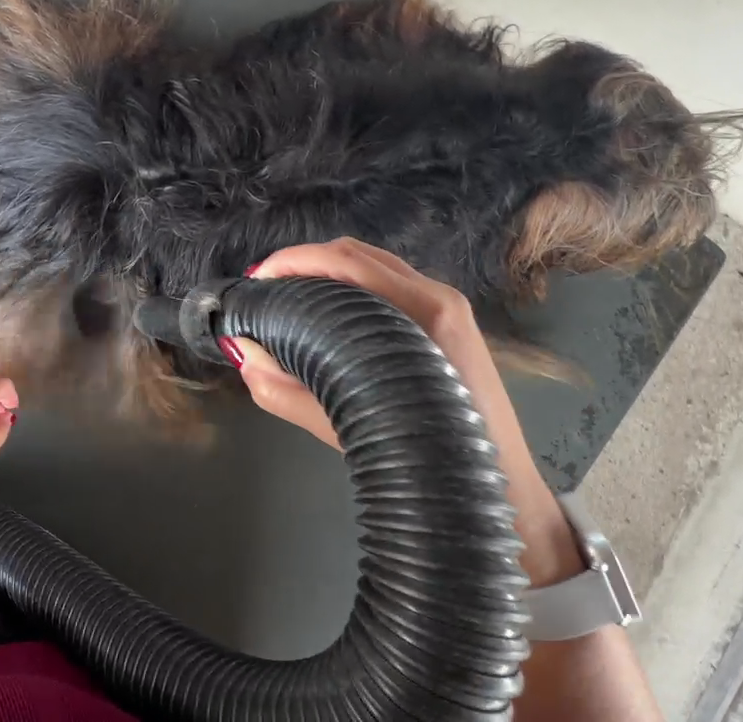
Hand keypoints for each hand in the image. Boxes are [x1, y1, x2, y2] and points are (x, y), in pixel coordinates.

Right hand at [226, 237, 510, 452]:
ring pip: (372, 264)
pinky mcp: (447, 319)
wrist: (500, 489)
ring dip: (324, 270)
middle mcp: (438, 297)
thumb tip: (242, 354)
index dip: (294, 260)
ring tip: (286, 293)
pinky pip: (386, 282)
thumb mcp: (349, 429)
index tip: (257, 281)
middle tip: (264, 287)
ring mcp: (446, 305)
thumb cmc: (432, 458)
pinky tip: (324, 308)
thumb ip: (288, 393)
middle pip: (357, 253)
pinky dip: (347, 284)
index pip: (347, 261)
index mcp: (424, 312)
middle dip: (303, 261)